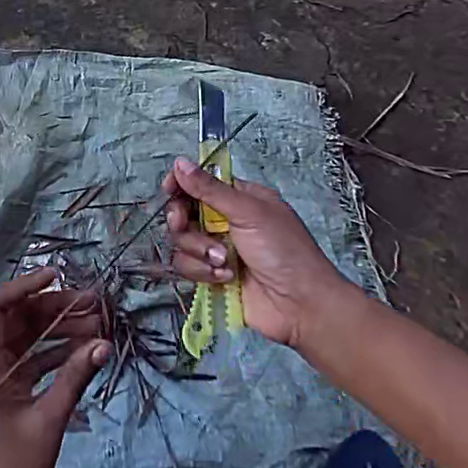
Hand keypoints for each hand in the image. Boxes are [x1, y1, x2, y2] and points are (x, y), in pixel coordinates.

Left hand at [0, 269, 109, 467]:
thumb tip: (103, 344)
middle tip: (95, 305)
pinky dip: (56, 354)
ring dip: (59, 331)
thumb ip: (75, 378)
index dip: (25, 286)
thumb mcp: (48, 421)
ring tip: (98, 325)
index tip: (58, 277)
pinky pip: (32, 363)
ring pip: (28, 341)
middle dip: (55, 309)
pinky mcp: (8, 396)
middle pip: (18, 321)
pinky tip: (85, 351)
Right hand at [161, 158, 357, 347]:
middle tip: (183, 225)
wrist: (299, 304)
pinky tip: (225, 278)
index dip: (181, 185)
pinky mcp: (211, 274)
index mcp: (240, 198)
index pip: (200, 183)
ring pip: (182, 241)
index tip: (169, 190)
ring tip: (224, 261)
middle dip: (182, 221)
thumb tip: (180, 162)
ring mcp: (217, 249)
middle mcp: (226, 221)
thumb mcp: (249, 212)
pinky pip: (187, 266)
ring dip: (199, 251)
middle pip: (183, 212)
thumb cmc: (283, 251)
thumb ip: (210, 189)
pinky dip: (203, 272)